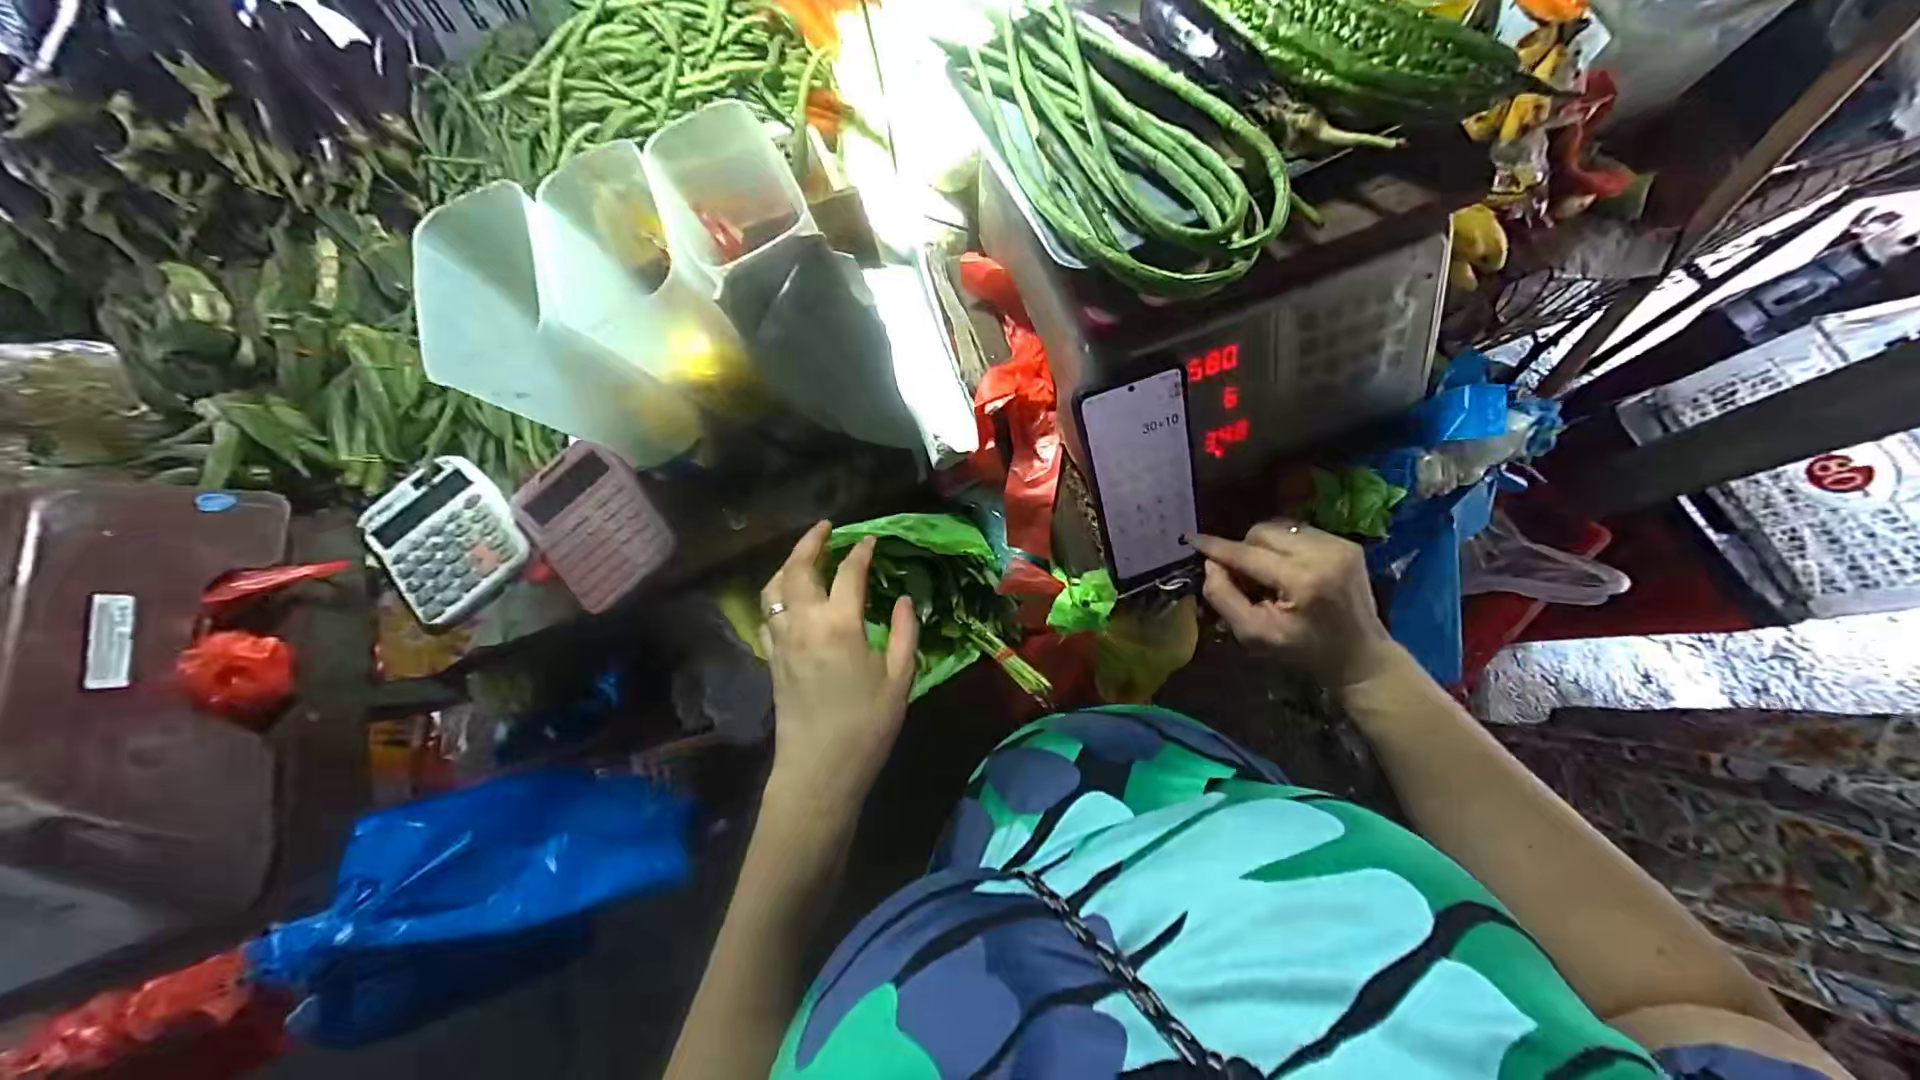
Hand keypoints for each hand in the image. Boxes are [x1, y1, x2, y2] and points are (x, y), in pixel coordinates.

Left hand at [758, 521, 919, 814]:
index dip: (861, 552)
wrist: (819, 769)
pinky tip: (788, 598)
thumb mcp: (899, 678)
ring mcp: (781, 640)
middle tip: (825, 528)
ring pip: (774, 588)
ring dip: (788, 564)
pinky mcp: (770, 658)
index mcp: (840, 625)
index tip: (870, 540)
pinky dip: (776, 596)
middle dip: (811, 542)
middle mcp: (804, 623)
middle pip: (799, 568)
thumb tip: (903, 599)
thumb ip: (903, 632)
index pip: (849, 573)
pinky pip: (766, 614)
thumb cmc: (867, 725)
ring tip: (804, 555)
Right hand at [1190, 521, 1393, 690]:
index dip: (1216, 547)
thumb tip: (1211, 564)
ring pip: (1279, 527)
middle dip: (1244, 550)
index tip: (1192, 539)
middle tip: (1244, 579)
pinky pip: (1298, 531)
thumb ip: (1224, 597)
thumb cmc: (1303, 651)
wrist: (1359, 655)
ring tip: (1268, 574)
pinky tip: (1288, 569)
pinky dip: (1284, 546)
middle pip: (1261, 532)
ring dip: (1263, 547)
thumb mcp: (1254, 634)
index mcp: (1303, 579)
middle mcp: (1324, 553)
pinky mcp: (1347, 543)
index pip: (1247, 554)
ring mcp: (1339, 545)